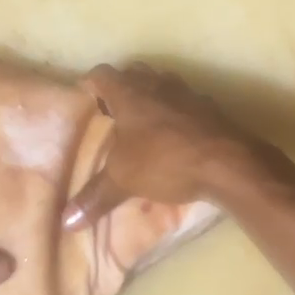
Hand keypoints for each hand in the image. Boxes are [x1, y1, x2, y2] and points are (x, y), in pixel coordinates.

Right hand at [60, 63, 284, 230]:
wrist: (227, 161)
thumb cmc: (164, 160)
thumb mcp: (123, 180)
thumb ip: (95, 197)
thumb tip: (67, 222)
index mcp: (129, 92)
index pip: (101, 74)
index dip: (90, 85)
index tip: (84, 102)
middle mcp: (155, 83)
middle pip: (131, 73)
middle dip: (120, 89)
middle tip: (111, 116)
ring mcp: (184, 91)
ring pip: (159, 84)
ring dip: (149, 98)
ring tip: (142, 127)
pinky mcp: (207, 105)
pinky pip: (183, 102)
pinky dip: (174, 113)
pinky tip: (174, 137)